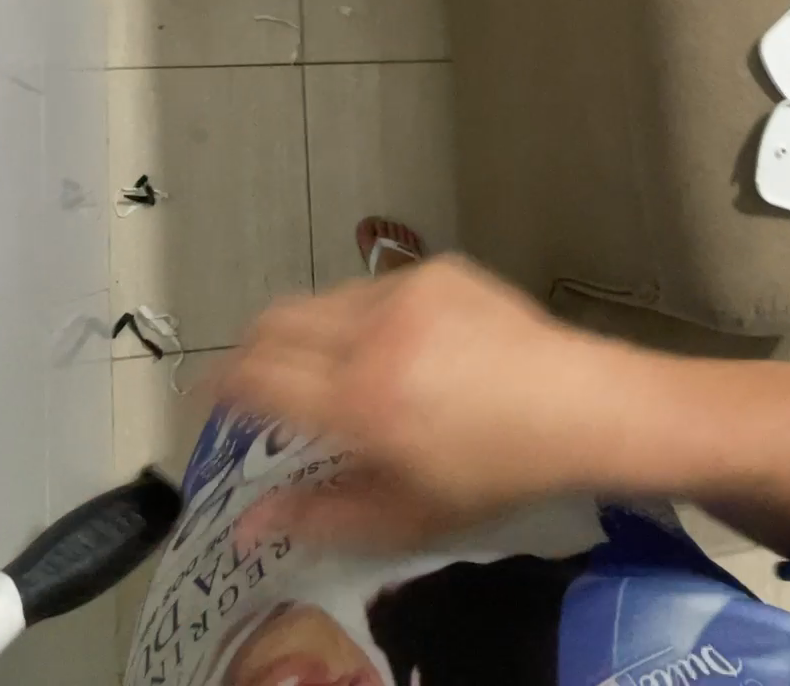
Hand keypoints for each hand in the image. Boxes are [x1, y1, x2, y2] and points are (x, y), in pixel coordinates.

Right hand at [219, 256, 653, 550]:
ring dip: (309, 331)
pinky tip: (400, 344)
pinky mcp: (435, 268)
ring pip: (321, 300)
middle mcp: (374, 334)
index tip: (211, 397)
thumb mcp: (408, 515)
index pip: (256, 377)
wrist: (579, 405)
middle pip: (273, 321)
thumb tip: (250, 520)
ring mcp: (406, 292)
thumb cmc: (497, 470)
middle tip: (260, 379)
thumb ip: (320, 515)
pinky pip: (372, 289)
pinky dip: (362, 316)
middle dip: (251, 350)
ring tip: (340, 366)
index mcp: (361, 401)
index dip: (219, 385)